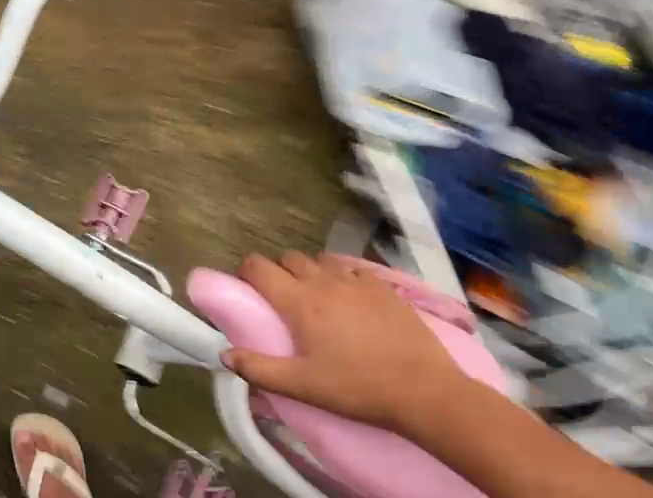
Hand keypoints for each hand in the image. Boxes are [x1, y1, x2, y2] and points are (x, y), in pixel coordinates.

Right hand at [222, 251, 472, 432]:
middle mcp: (321, 281)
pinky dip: (345, 277)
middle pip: (288, 257)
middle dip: (280, 271)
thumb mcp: (303, 386)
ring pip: (321, 259)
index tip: (249, 290)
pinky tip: (352, 298)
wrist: (427, 393)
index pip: (256, 265)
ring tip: (319, 296)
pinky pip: (354, 269)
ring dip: (312, 271)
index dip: (246, 272)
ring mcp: (356, 281)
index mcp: (297, 300)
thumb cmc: (358, 388)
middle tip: (285, 298)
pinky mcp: (384, 288)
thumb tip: (224, 356)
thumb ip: (259, 370)